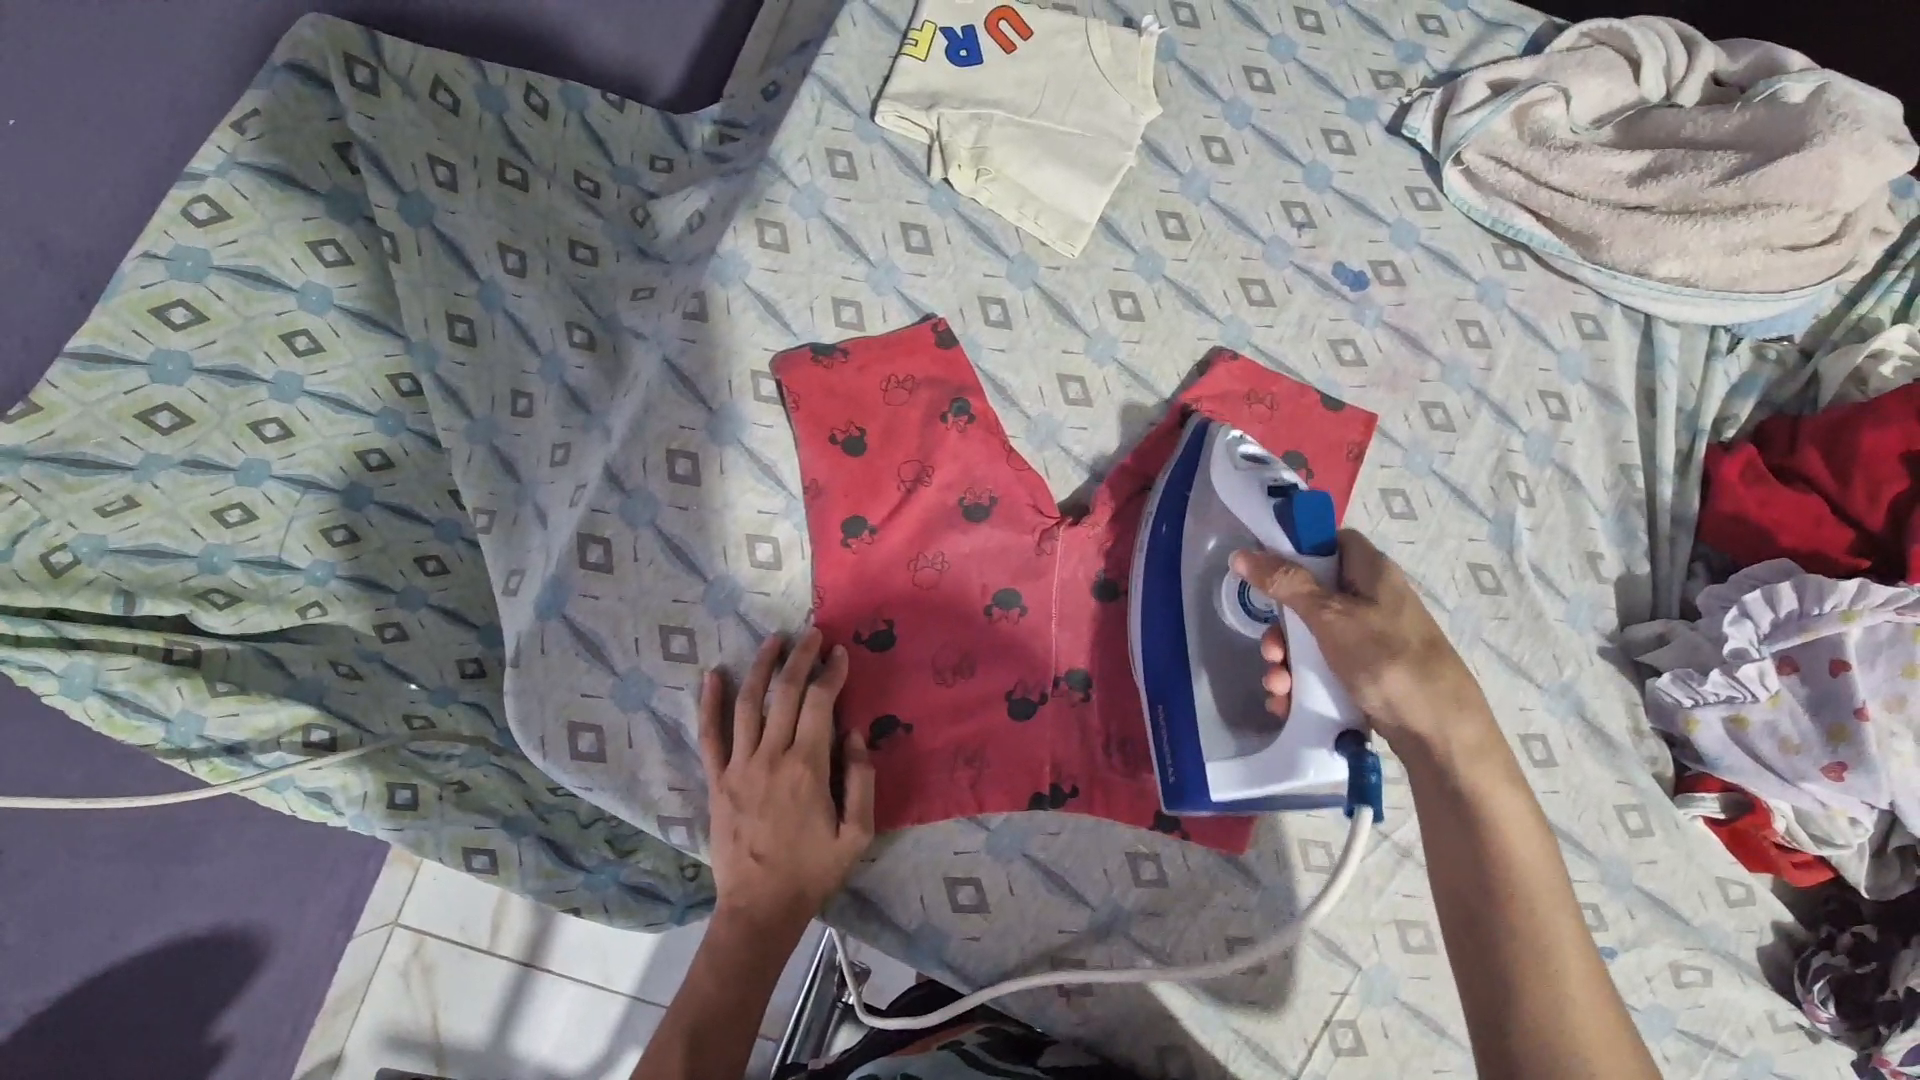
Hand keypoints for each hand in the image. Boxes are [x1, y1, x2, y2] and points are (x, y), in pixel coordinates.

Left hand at [699, 629, 874, 935]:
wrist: (760, 908)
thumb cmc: (814, 871)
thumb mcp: (858, 834)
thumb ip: (862, 780)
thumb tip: (854, 733)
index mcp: (809, 767)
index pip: (821, 703)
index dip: (832, 673)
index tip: (841, 653)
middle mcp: (772, 757)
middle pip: (786, 693)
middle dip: (801, 658)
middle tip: (813, 634)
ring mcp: (739, 766)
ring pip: (748, 704)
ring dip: (761, 667)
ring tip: (773, 641)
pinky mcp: (717, 780)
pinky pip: (710, 735)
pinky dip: (710, 702)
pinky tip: (712, 675)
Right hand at [1231, 529, 1492, 752]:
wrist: (1437, 731)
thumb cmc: (1387, 659)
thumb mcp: (1331, 617)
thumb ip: (1286, 584)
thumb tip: (1241, 554)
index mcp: (1371, 573)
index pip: (1330, 542)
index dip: (1296, 550)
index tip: (1264, 569)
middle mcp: (1370, 600)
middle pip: (1309, 596)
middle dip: (1280, 627)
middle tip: (1270, 649)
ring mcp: (1367, 639)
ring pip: (1310, 637)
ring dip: (1285, 661)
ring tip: (1278, 686)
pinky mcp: (1363, 672)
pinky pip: (1320, 668)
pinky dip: (1300, 682)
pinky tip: (1285, 701)